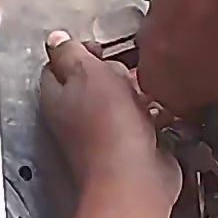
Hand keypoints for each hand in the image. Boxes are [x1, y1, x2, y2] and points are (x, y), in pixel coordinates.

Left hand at [39, 31, 181, 210]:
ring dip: (138, 96)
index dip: (80, 52)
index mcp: (57, 98)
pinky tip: (160, 116)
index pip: (60, 65)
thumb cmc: (109, 131)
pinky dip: (154, 118)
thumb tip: (57, 39)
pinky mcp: (132, 150)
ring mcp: (106, 136)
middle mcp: (78, 119)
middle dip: (115, 75)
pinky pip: (144, 124)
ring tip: (146, 96)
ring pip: (123, 103)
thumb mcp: (88, 73)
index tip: (101, 49)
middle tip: (125, 76)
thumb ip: (71, 53)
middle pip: (95, 83)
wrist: (136, 179)